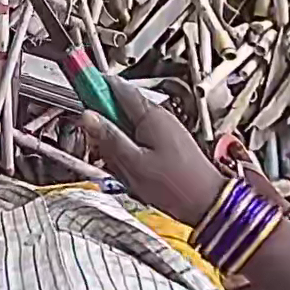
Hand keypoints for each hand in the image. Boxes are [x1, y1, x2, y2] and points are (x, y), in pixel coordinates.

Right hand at [80, 76, 227, 224]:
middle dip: (103, 122)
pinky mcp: (166, 141)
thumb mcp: (134, 163)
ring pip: (125, 123)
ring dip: (116, 138)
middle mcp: (158, 116)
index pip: (114, 85)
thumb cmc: (179, 187)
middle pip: (117, 105)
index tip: (76, 82)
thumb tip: (87, 116)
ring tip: (121, 162)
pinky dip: (128, 147)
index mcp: (149, 115)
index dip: (92, 83)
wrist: (213, 207)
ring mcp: (163, 128)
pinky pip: (137, 135)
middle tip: (101, 142)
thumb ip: (108, 137)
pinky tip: (133, 166)